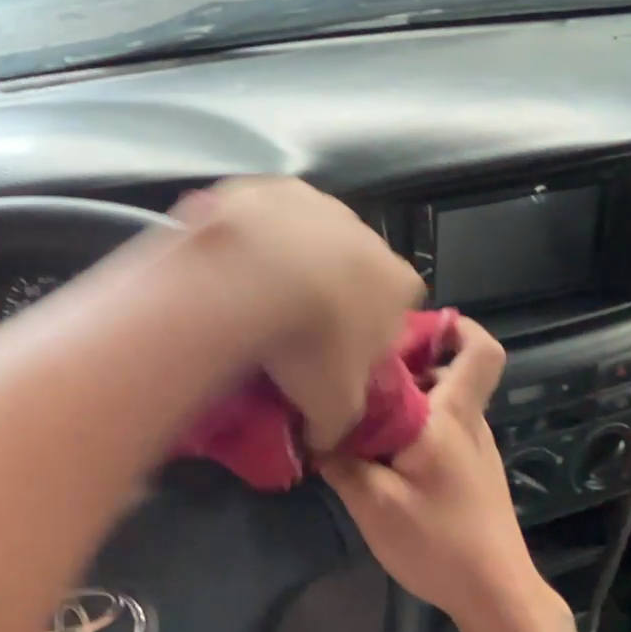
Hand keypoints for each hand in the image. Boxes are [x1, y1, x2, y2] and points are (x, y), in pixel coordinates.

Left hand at [173, 179, 424, 448]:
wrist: (256, 278)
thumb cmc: (314, 345)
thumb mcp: (334, 406)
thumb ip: (336, 427)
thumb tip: (321, 443)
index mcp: (400, 285)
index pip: (394, 315)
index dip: (366, 340)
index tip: (335, 360)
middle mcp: (368, 237)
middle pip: (354, 274)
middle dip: (330, 300)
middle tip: (294, 333)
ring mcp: (319, 204)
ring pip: (309, 243)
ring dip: (290, 267)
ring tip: (256, 303)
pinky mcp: (268, 188)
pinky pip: (263, 221)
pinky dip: (251, 242)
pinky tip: (231, 272)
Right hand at [320, 319, 549, 623]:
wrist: (494, 592)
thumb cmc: (437, 545)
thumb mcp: (375, 506)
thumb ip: (342, 462)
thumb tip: (311, 433)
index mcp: (449, 417)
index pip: (469, 348)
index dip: (437, 326)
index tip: (386, 327)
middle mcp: (470, 420)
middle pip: (464, 361)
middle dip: (422, 352)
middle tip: (368, 364)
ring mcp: (477, 444)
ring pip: (450, 393)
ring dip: (414, 390)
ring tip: (364, 406)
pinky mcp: (474, 467)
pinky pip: (445, 423)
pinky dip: (418, 420)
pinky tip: (384, 448)